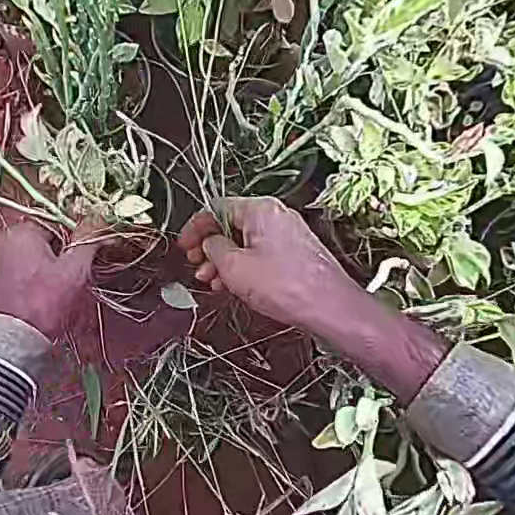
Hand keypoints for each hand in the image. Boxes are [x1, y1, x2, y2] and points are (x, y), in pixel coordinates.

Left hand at [0, 221, 102, 338]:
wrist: (21, 338)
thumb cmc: (45, 301)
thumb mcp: (75, 267)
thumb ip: (89, 239)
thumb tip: (103, 218)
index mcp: (21, 231)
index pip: (60, 219)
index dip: (79, 234)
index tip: (91, 248)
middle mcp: (10, 241)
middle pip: (54, 236)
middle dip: (71, 251)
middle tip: (81, 268)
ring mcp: (8, 261)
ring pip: (48, 253)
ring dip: (63, 265)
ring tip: (70, 282)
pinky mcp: (11, 279)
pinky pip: (38, 268)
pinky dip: (51, 275)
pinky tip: (59, 290)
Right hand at [178, 197, 363, 334]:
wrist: (329, 307)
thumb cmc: (284, 286)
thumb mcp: (233, 267)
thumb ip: (213, 248)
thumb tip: (209, 243)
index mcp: (260, 209)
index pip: (216, 207)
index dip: (195, 228)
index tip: (184, 246)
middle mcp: (276, 215)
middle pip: (231, 224)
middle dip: (210, 247)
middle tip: (198, 267)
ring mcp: (288, 233)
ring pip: (245, 241)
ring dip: (225, 260)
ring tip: (214, 282)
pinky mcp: (296, 252)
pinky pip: (261, 252)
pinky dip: (244, 265)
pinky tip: (236, 285)